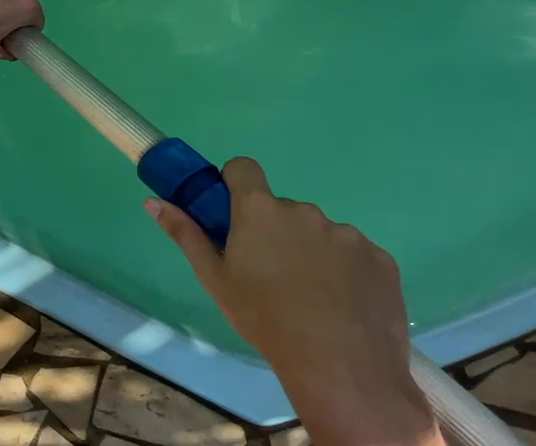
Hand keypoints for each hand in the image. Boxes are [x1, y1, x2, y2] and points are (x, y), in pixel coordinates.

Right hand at [148, 158, 442, 445]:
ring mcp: (348, 235)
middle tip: (269, 269)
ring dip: (310, 249)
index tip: (233, 213)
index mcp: (259, 210)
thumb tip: (153, 202)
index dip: (235, 184)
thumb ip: (186, 234)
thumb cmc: (265, 317)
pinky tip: (342, 301)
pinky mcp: (382, 260)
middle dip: (274, 229)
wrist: (343, 367)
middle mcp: (304, 211)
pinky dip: (345, 268)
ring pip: (319, 232)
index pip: (244, 168)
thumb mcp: (214, 278)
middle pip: (281, 208)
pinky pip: (354, 253)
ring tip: (311, 292)